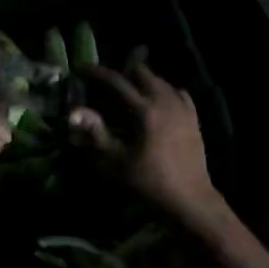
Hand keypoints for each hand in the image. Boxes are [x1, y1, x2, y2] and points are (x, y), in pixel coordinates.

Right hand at [68, 64, 221, 224]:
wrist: (189, 198)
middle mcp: (165, 101)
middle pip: (141, 72)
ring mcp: (182, 107)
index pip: (117, 81)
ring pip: (159, 79)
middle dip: (121, 73)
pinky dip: (162, 90)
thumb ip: (96, 133)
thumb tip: (75, 111)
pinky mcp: (193, 116)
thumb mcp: (117, 161)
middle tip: (106, 84)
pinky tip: (155, 102)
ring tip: (127, 93)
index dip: (96, 72)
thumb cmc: (149, 182)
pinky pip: (176, 92)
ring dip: (141, 81)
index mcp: (146, 110)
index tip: (80, 69)